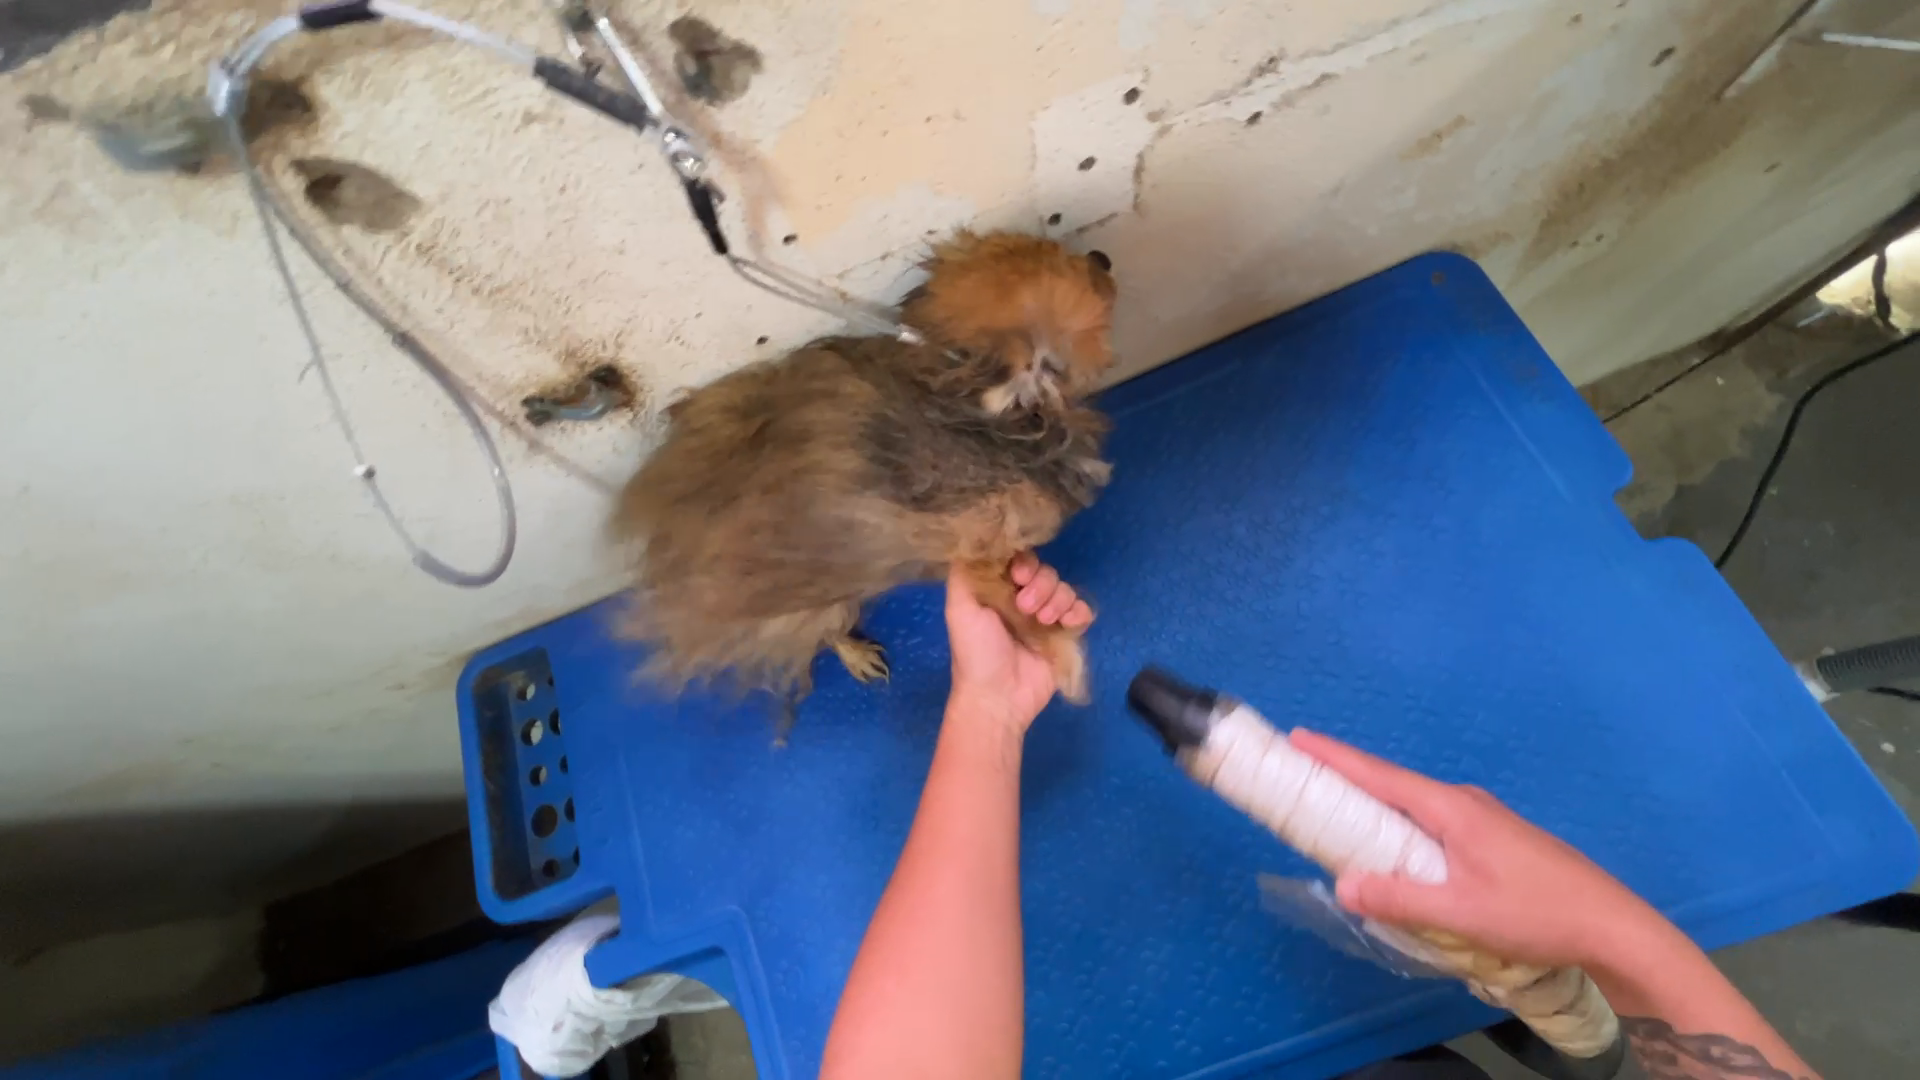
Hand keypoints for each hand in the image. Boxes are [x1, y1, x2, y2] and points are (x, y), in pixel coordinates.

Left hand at [945, 553, 1092, 734]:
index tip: (1018, 574)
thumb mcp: (959, 607)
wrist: (998, 696)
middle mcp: (1021, 599)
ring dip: (1056, 599)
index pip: (1018, 559)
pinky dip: (1078, 612)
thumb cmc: (975, 651)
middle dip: (1040, 584)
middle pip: (1044, 571)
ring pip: (1063, 588)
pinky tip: (1066, 623)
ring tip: (1042, 622)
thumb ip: (966, 573)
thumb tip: (976, 540)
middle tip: (1025, 608)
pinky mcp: (1064, 635)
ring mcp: (1045, 617)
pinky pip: (1082, 610)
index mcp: (997, 590)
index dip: (1022, 561)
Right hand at [1289, 729, 1676, 972]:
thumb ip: (1400, 899)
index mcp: (1449, 807)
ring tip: (1343, 813)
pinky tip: (1400, 845)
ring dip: (1376, 801)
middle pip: (1391, 781)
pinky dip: (1402, 819)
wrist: (1621, 931)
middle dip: (1346, 775)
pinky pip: (1433, 816)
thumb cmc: (1539, 914)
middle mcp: (1462, 800)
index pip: (1378, 773)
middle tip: (1306, 778)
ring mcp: (1482, 815)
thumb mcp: (1464, 913)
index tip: (1296, 737)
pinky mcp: (1495, 834)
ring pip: (1414, 801)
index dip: (1334, 755)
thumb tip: (1341, 886)